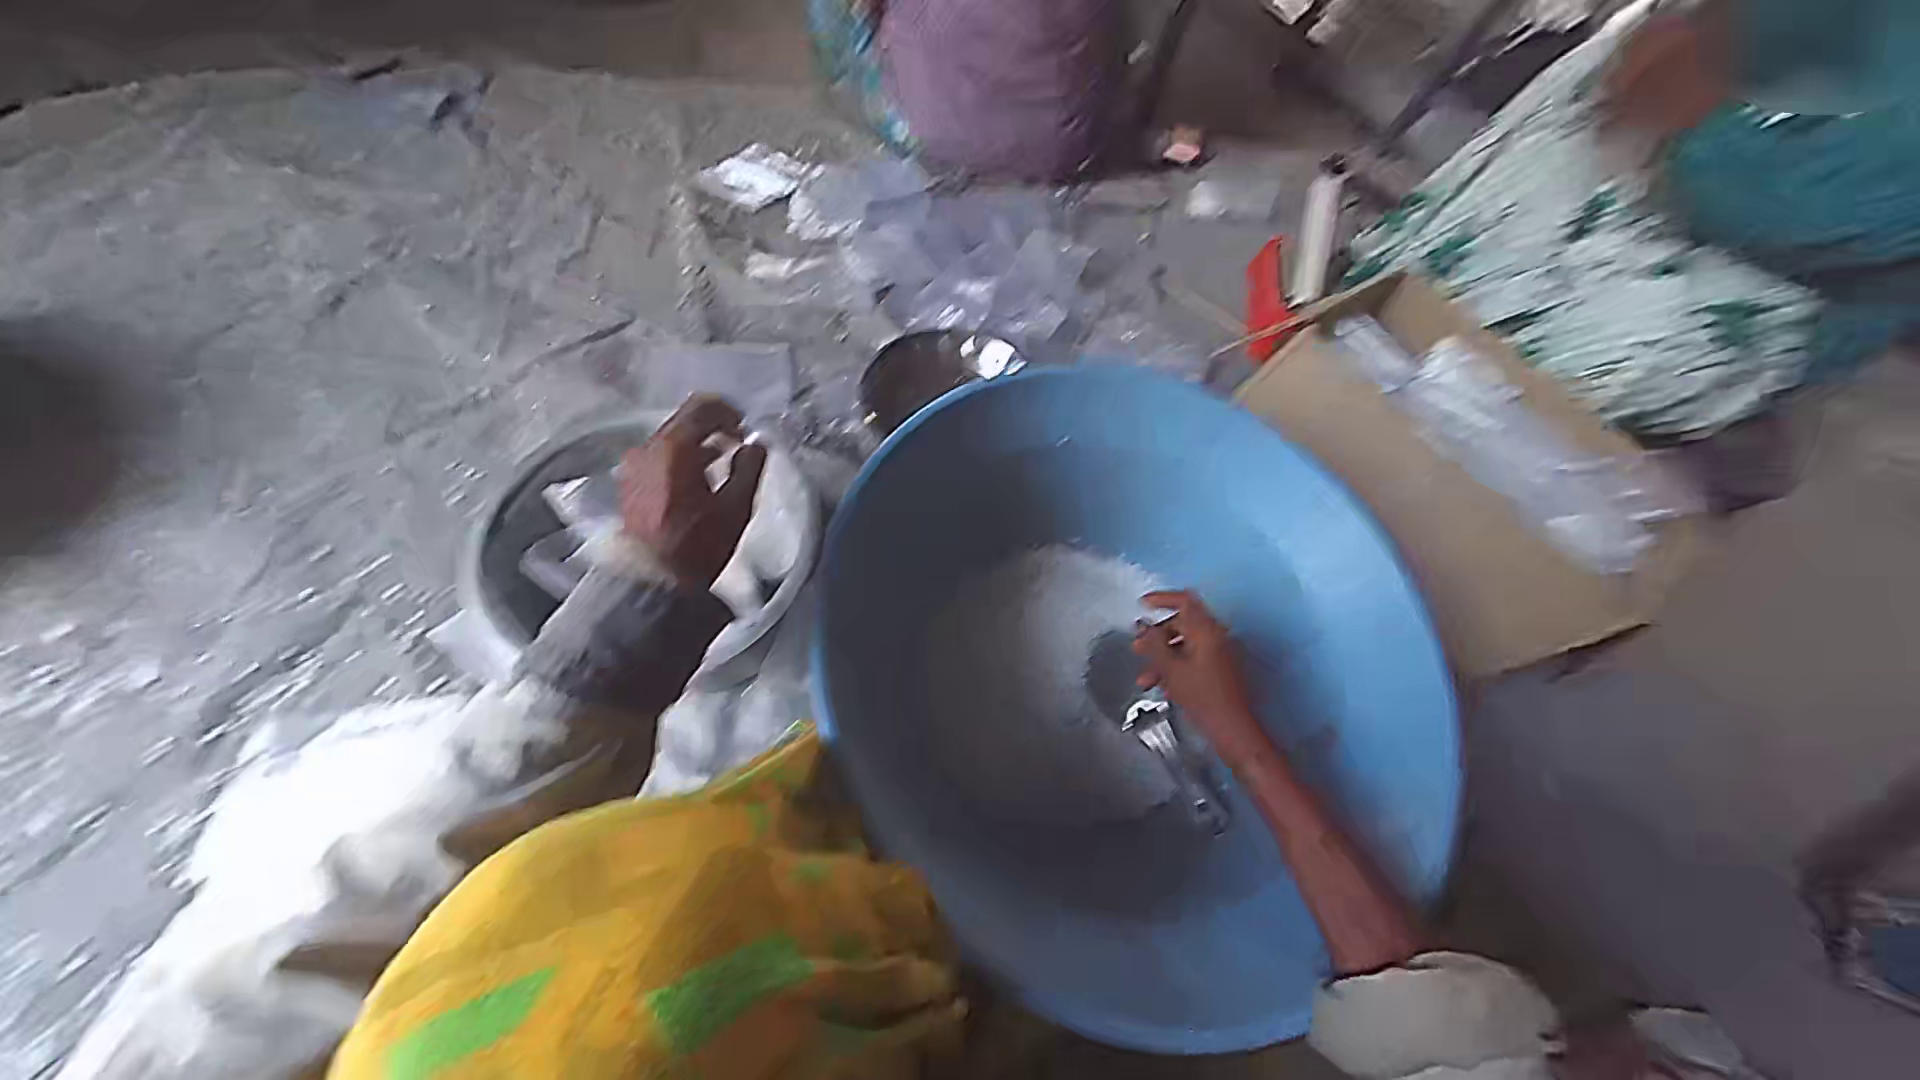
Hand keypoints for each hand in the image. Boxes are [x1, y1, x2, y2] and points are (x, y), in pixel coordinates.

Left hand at [619, 394, 766, 589]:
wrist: (653, 581)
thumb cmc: (698, 546)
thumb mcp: (735, 508)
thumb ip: (749, 468)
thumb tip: (755, 446)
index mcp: (675, 449)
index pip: (702, 407)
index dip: (729, 412)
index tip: (745, 430)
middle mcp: (648, 449)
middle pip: (684, 421)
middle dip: (714, 428)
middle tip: (737, 446)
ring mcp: (634, 465)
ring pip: (671, 438)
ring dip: (697, 445)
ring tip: (720, 466)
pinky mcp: (629, 482)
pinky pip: (659, 456)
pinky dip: (680, 459)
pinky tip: (697, 481)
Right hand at [1133, 590, 1271, 769]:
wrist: (1233, 729)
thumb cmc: (1203, 697)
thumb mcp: (1170, 669)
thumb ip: (1154, 643)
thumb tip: (1145, 627)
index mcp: (1207, 631)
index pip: (1185, 601)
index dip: (1162, 599)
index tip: (1143, 604)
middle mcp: (1217, 637)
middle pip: (1183, 624)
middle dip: (1157, 635)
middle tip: (1138, 647)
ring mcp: (1221, 653)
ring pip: (1185, 644)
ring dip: (1163, 655)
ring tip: (1145, 676)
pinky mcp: (1222, 669)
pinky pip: (1194, 658)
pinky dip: (1176, 666)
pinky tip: (1162, 685)